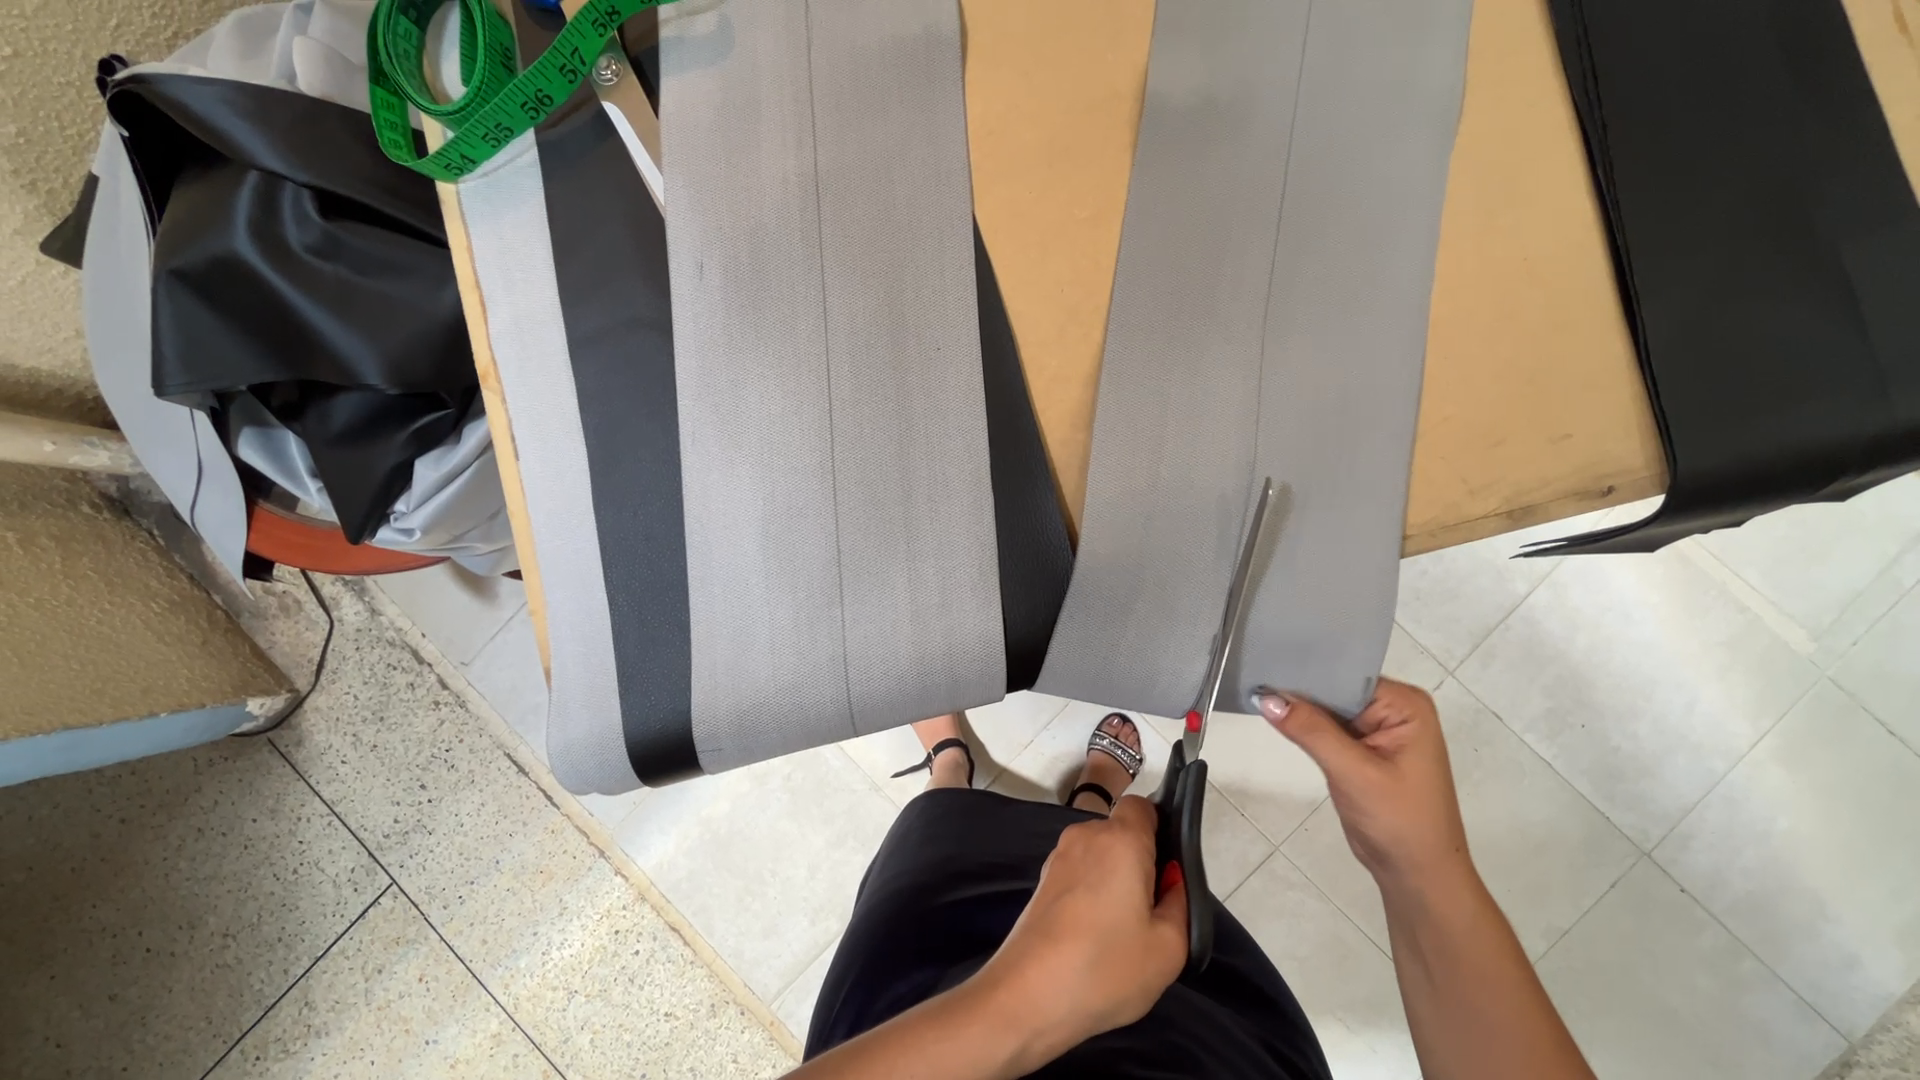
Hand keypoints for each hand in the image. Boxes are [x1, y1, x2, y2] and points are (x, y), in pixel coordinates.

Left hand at [968, 796, 1188, 1064]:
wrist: (1027, 996)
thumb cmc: (1105, 968)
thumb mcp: (1167, 947)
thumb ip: (1179, 903)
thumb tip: (1171, 880)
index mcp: (1120, 840)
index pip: (1143, 806)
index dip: (1161, 829)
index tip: (1169, 869)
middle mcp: (1084, 836)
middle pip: (1121, 832)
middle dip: (1140, 861)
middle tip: (1152, 911)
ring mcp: (1058, 858)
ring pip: (1099, 855)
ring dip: (1114, 880)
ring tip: (1122, 932)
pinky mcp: (1041, 882)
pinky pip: (1079, 874)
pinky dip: (1091, 895)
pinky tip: (1095, 938)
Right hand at [1258, 679, 1472, 890]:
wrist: (1417, 874)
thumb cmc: (1398, 821)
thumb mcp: (1353, 772)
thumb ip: (1310, 731)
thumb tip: (1266, 697)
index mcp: (1405, 705)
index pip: (1346, 676)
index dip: (1306, 672)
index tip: (1265, 665)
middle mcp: (1395, 710)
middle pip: (1336, 689)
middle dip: (1298, 689)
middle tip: (1253, 677)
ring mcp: (1379, 731)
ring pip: (1328, 709)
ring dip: (1299, 709)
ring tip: (1257, 691)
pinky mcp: (1364, 750)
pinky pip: (1328, 728)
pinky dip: (1306, 727)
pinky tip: (1277, 717)